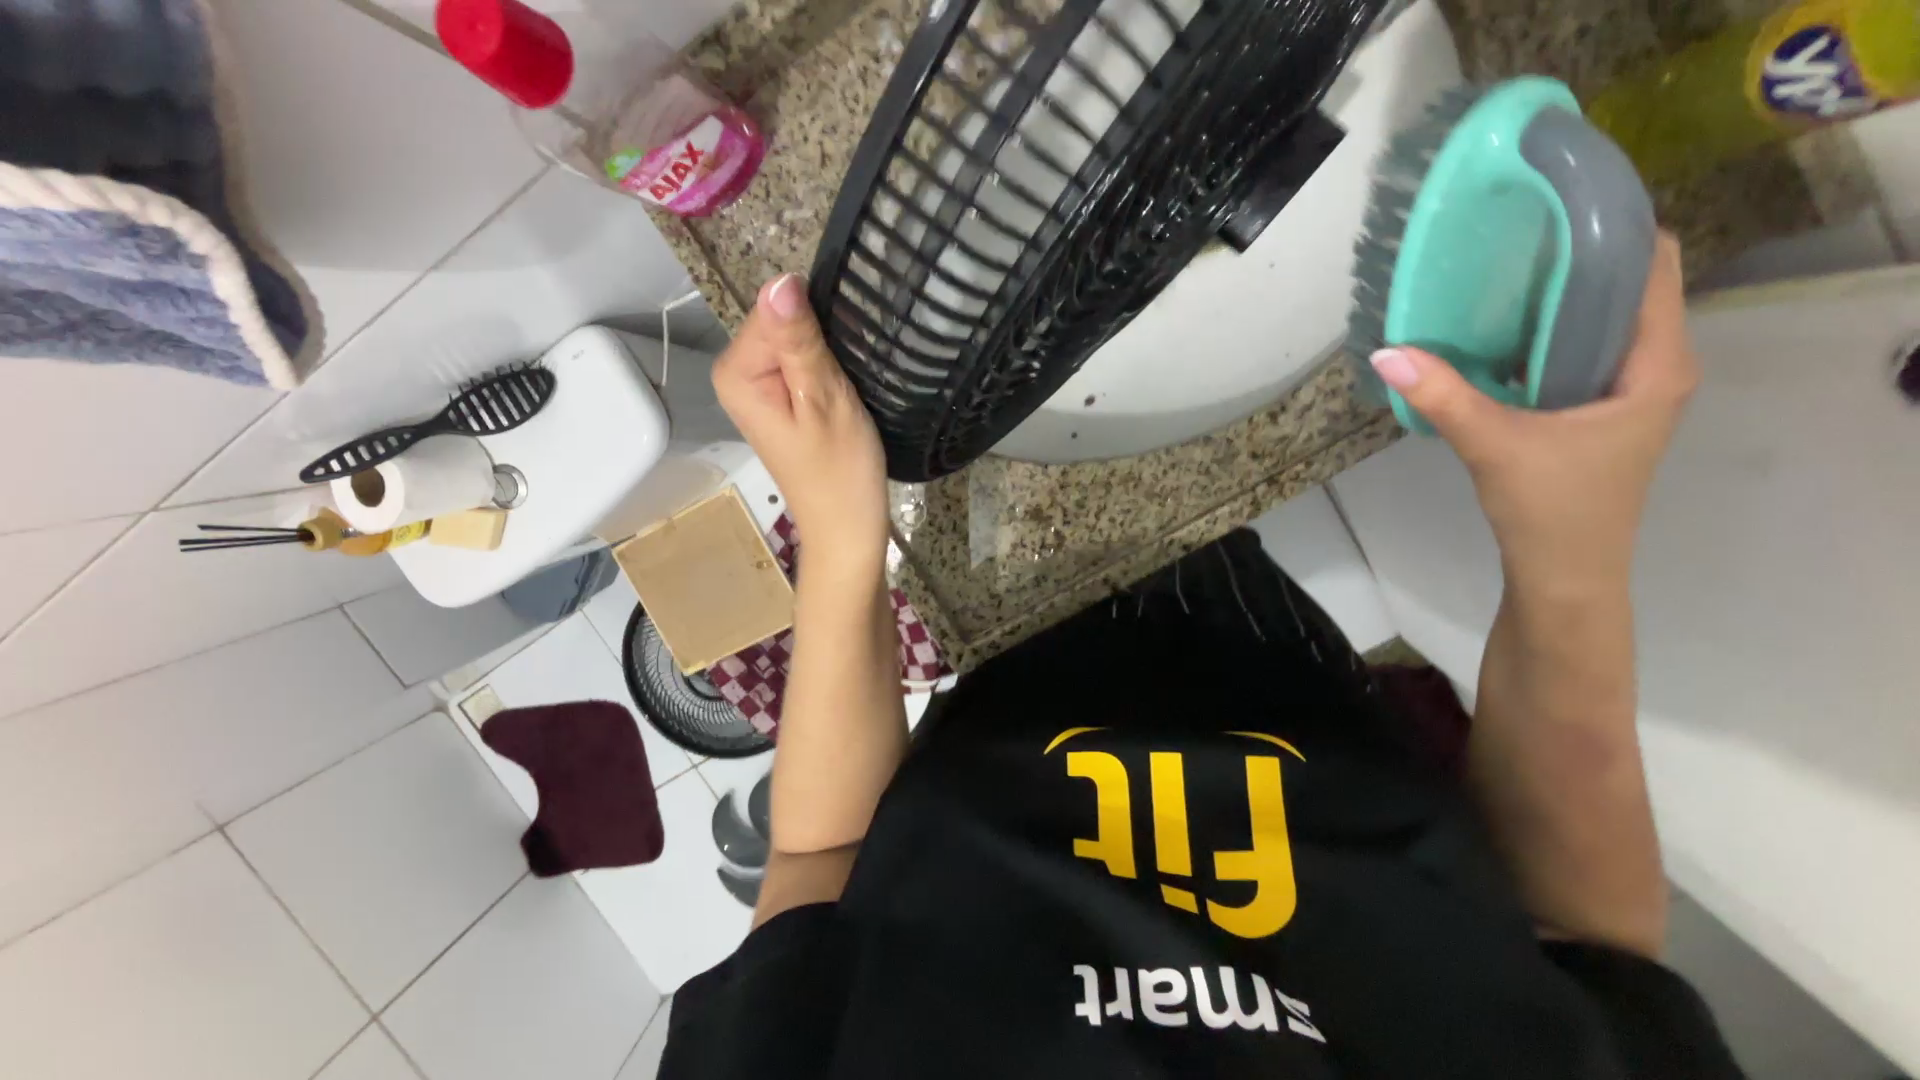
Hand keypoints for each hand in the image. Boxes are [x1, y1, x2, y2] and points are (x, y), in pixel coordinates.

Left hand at [711, 273, 889, 579]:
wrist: (847, 527)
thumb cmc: (841, 470)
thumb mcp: (823, 398)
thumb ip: (799, 341)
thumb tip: (781, 281)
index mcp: (738, 372)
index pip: (776, 309)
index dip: (816, 323)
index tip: (844, 355)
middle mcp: (737, 375)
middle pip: (782, 321)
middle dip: (821, 337)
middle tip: (852, 374)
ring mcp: (757, 387)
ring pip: (796, 339)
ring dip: (829, 351)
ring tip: (853, 380)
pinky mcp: (779, 398)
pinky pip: (801, 359)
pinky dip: (827, 366)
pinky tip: (846, 387)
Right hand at [1368, 231, 1697, 597]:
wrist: (1564, 576)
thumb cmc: (1553, 510)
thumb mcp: (1494, 446)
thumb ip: (1443, 396)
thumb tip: (1384, 350)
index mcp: (1655, 364)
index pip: (1654, 263)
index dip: (1615, 222)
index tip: (1555, 198)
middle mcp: (1652, 366)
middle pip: (1625, 284)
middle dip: (1573, 254)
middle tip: (1510, 229)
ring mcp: (1626, 389)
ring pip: (1599, 318)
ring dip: (1556, 293)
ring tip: (1499, 267)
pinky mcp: (1598, 409)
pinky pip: (1577, 347)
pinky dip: (1543, 330)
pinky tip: (1496, 328)